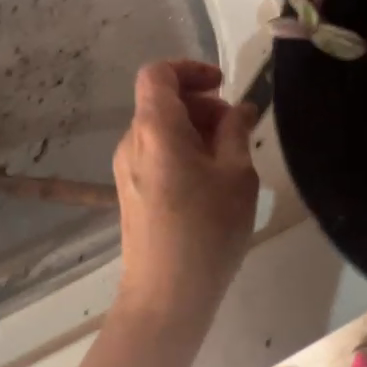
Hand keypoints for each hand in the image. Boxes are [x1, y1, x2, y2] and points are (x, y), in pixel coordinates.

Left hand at [110, 60, 259, 319]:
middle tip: (236, 127)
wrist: (166, 298)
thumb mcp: (236, 174)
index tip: (221, 84)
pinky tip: (210, 180)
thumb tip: (239, 109)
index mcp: (155, 128)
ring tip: (229, 157)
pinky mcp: (130, 192)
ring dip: (195, 128)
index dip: (190, 68)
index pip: (158, 73)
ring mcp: (127, 169)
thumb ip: (237, 131)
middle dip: (201, 103)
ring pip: (160, 127)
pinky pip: (156, 152)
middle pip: (161, 100)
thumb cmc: (206, 230)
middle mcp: (133, 142)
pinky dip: (182, 149)